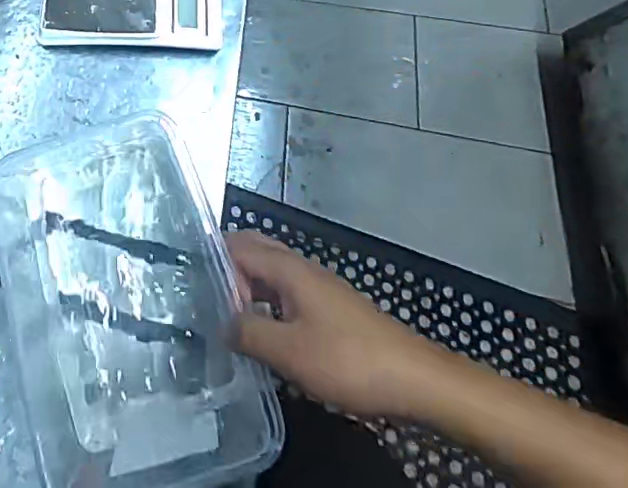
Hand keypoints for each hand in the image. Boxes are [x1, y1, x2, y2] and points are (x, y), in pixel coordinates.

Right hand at [226, 230, 454, 418]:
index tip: (207, 301)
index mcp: (288, 268)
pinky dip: (269, 303)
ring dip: (249, 289)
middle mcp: (301, 267)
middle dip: (229, 270)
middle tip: (215, 305)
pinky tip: (270, 335)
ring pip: (271, 272)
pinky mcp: (331, 307)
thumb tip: (222, 324)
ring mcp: (319, 286)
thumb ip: (248, 332)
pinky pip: (288, 292)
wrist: (419, 380)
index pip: (236, 246)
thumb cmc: (351, 361)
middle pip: (254, 250)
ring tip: (235, 323)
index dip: (215, 267)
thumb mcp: (290, 352)